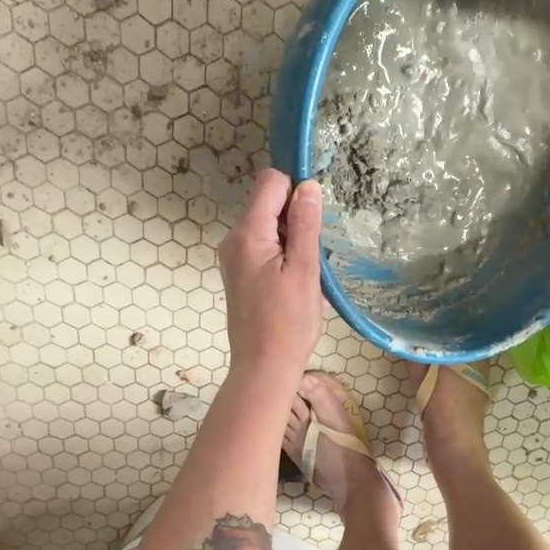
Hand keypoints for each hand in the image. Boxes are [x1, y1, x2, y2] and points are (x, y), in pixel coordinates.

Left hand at [219, 168, 324, 377]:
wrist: (264, 367)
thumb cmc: (288, 323)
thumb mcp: (304, 271)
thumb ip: (305, 225)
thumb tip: (308, 186)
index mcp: (248, 234)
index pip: (271, 182)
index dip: (297, 190)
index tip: (316, 217)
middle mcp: (233, 239)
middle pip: (267, 202)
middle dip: (295, 217)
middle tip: (313, 252)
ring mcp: (233, 257)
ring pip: (267, 225)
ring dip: (291, 238)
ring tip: (304, 270)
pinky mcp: (239, 273)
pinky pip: (263, 246)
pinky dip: (282, 253)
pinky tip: (294, 280)